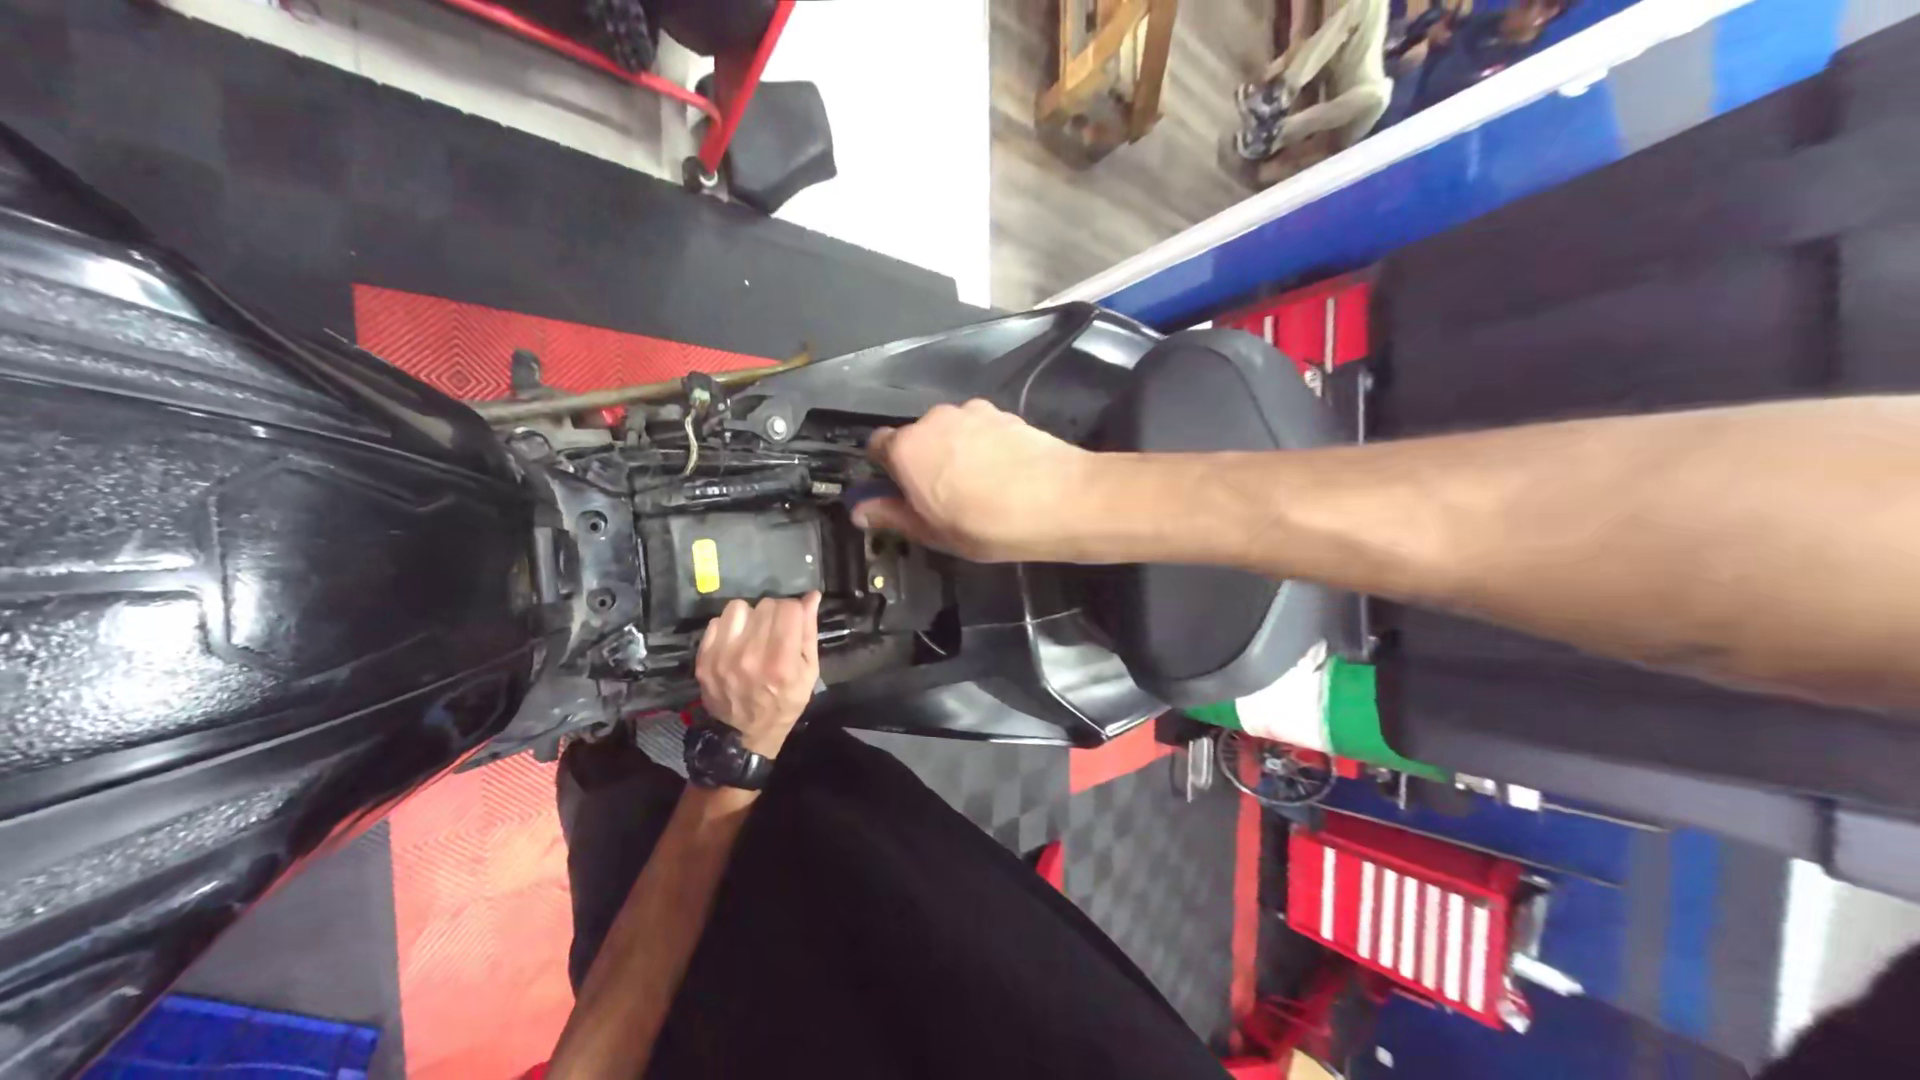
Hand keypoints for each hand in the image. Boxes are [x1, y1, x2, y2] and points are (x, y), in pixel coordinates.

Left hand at [694, 593, 821, 758]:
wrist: (746, 734)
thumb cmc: (785, 702)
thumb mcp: (809, 672)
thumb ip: (809, 632)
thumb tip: (812, 596)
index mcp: (781, 661)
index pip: (789, 608)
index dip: (795, 611)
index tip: (795, 622)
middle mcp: (750, 655)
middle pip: (766, 605)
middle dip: (775, 613)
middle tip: (775, 631)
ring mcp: (723, 657)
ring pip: (739, 607)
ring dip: (750, 617)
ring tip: (753, 634)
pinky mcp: (704, 659)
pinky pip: (717, 622)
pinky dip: (729, 628)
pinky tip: (736, 643)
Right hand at [851, 399, 1096, 561]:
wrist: (1060, 500)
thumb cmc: (986, 525)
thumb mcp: (933, 533)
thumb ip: (892, 516)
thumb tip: (859, 509)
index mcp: (906, 448)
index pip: (876, 446)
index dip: (885, 470)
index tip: (901, 494)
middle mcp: (933, 419)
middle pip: (916, 437)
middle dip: (922, 461)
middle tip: (943, 497)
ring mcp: (971, 412)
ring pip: (949, 431)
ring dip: (953, 451)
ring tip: (979, 485)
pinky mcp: (1003, 412)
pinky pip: (979, 429)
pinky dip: (982, 445)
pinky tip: (1003, 472)